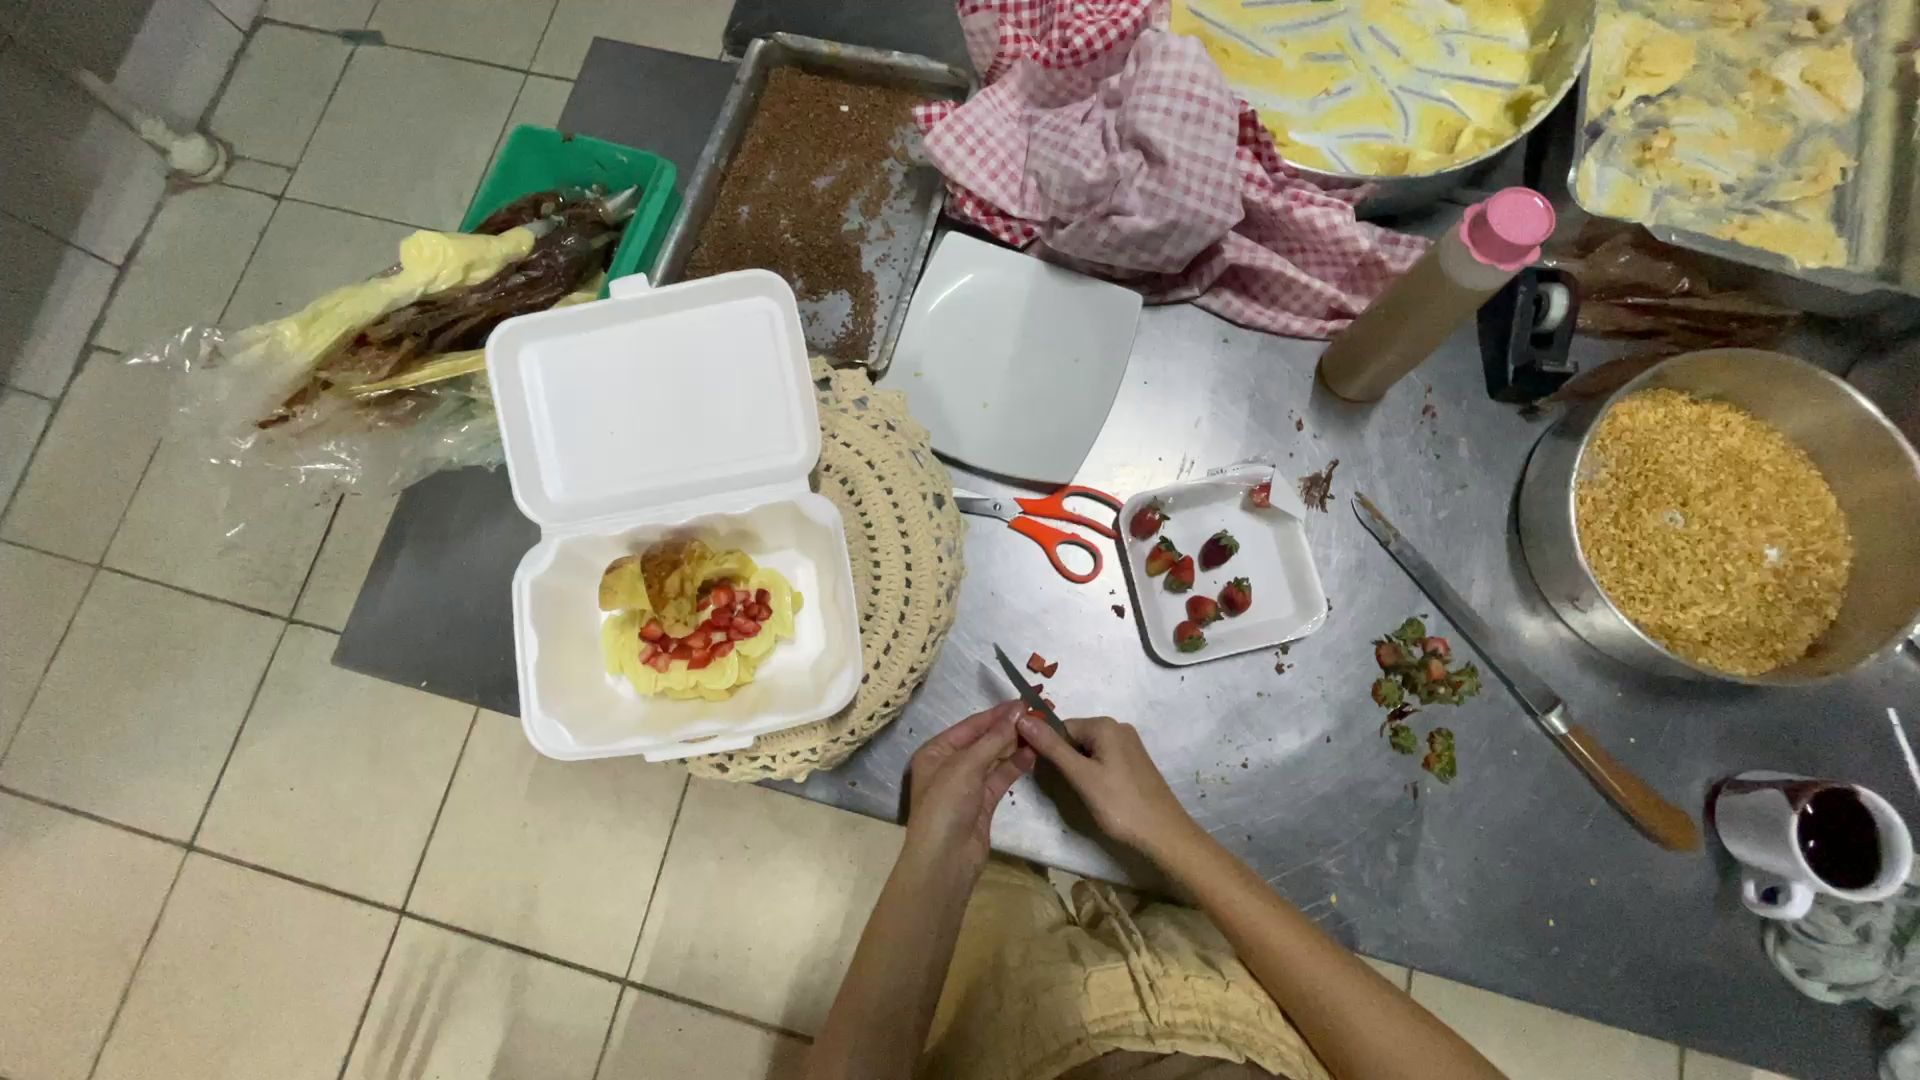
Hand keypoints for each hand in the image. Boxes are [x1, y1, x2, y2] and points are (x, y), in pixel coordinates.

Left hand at [905, 702, 1035, 875]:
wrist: (945, 860)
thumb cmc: (946, 804)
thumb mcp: (966, 765)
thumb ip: (994, 738)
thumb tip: (1016, 712)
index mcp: (936, 751)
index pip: (970, 726)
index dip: (996, 714)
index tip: (1023, 702)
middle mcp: (950, 765)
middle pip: (983, 740)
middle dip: (1007, 728)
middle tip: (1036, 715)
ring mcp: (967, 785)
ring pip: (994, 758)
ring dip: (1014, 745)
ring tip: (1039, 731)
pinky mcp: (983, 803)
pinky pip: (1000, 777)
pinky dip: (1015, 765)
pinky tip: (1032, 754)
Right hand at [1016, 713, 1198, 857]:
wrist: (1165, 835)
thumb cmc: (1120, 805)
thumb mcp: (1081, 776)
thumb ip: (1051, 747)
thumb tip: (1022, 719)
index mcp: (1105, 725)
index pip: (1061, 728)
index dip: (1051, 750)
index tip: (1050, 776)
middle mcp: (1119, 727)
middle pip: (1075, 737)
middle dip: (1066, 761)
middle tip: (1071, 789)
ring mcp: (1129, 744)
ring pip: (1088, 750)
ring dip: (1080, 770)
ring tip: (1086, 794)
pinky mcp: (1134, 762)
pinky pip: (1104, 759)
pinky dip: (1095, 774)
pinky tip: (1100, 794)